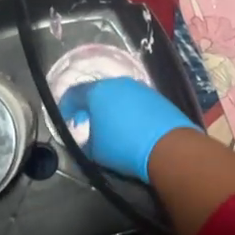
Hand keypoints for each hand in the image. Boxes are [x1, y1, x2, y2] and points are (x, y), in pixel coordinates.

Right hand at [58, 77, 198, 181]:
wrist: (169, 146)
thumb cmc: (123, 146)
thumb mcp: (94, 151)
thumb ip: (82, 142)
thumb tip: (84, 139)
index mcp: (97, 92)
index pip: (73, 93)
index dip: (66, 107)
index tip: (66, 121)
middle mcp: (117, 83)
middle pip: (97, 91)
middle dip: (89, 107)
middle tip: (87, 123)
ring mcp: (139, 87)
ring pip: (118, 95)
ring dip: (110, 108)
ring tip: (110, 126)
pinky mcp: (156, 96)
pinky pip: (135, 101)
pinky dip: (128, 110)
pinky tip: (131, 126)